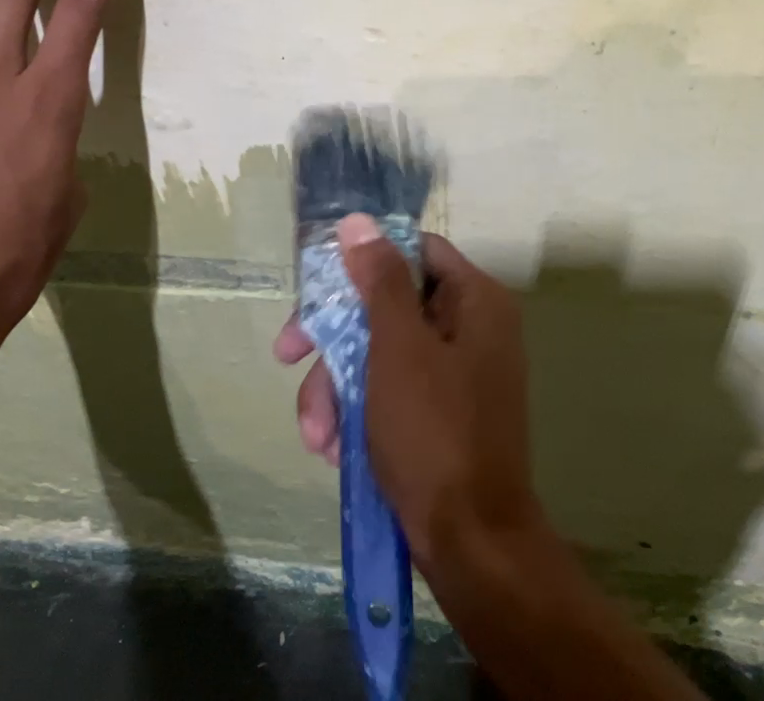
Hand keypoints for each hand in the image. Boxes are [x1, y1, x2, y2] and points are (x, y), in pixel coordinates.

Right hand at [274, 216, 540, 560]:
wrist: (469, 540)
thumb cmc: (432, 432)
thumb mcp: (397, 349)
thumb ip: (379, 281)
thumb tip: (358, 222)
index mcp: (475, 302)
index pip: (412, 251)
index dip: (360, 261)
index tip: (315, 286)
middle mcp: (470, 330)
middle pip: (385, 306)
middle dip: (333, 341)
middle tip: (288, 357)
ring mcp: (454, 376)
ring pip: (377, 356)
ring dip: (336, 390)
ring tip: (317, 435)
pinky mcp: (438, 416)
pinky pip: (387, 395)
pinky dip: (358, 416)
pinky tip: (335, 450)